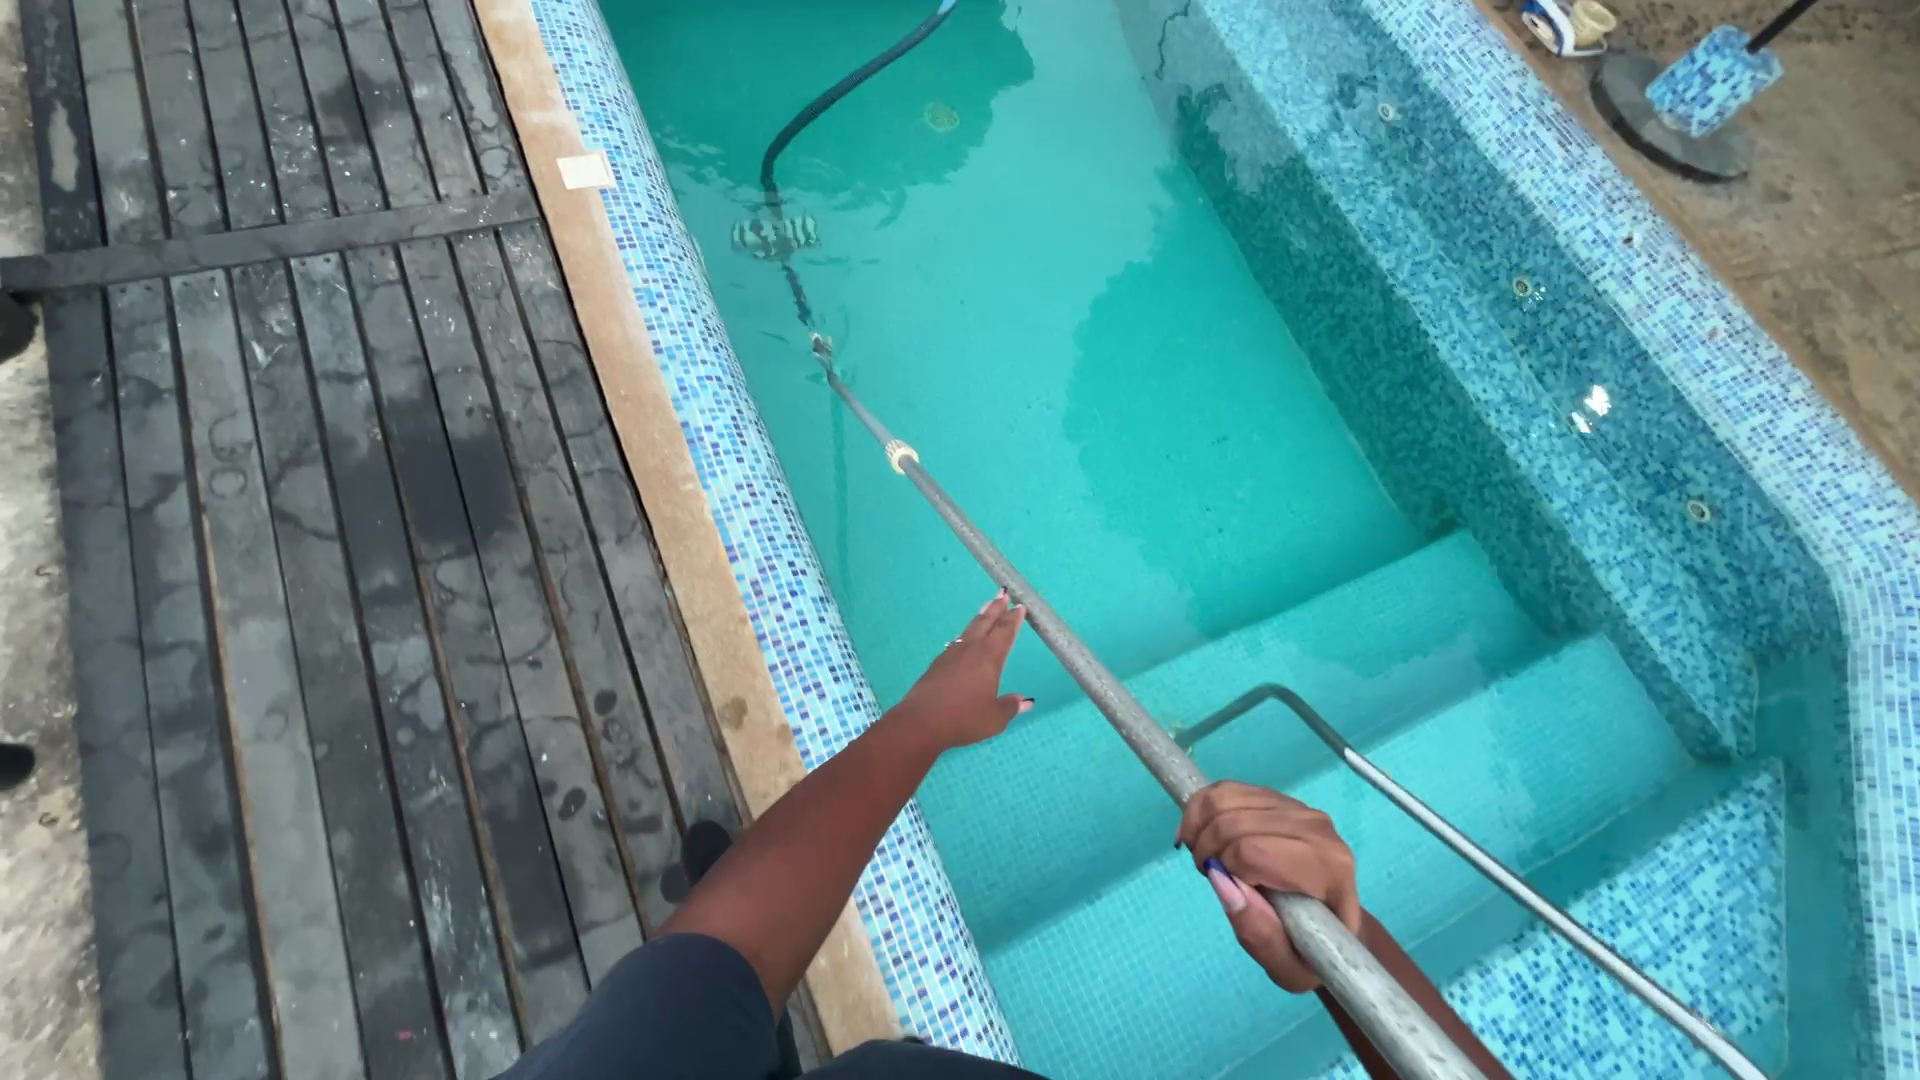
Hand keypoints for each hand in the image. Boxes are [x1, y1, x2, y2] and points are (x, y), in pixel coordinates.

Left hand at [889, 588, 1031, 749]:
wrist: (922, 721)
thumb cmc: (964, 718)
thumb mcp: (994, 718)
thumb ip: (1009, 707)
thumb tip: (1025, 701)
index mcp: (989, 658)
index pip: (1004, 632)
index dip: (1013, 619)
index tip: (1019, 607)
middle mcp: (970, 650)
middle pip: (985, 623)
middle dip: (995, 608)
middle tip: (1002, 593)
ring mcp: (951, 655)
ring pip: (969, 630)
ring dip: (979, 618)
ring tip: (985, 608)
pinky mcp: (937, 664)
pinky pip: (956, 643)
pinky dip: (965, 636)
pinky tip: (963, 640)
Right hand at [1176, 781, 1362, 991]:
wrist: (1330, 921)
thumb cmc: (1312, 950)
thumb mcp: (1290, 968)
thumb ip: (1260, 935)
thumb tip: (1223, 882)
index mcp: (1327, 868)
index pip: (1253, 850)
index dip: (1224, 869)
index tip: (1222, 890)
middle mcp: (1316, 827)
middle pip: (1233, 821)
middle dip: (1205, 848)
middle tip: (1207, 873)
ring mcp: (1296, 806)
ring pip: (1223, 798)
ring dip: (1199, 827)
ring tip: (1205, 855)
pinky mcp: (1276, 796)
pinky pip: (1224, 789)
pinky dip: (1200, 809)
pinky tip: (1201, 834)